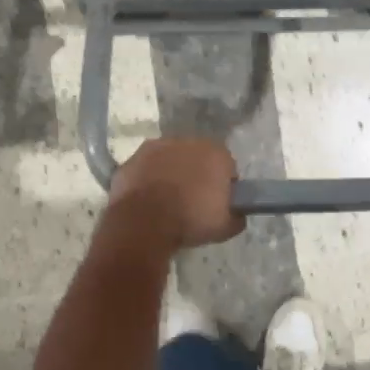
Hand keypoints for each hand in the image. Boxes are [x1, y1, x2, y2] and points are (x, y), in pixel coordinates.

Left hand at [107, 137, 243, 249]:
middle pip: (197, 158)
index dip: (223, 185)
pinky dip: (147, 181)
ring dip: (170, 175)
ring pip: (169, 160)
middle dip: (196, 175)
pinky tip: (146, 202)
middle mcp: (186, 142)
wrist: (143, 223)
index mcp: (215, 152)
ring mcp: (155, 148)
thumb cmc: (191, 220)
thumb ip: (237, 214)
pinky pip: (145, 170)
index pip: (226, 166)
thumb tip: (237, 213)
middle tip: (193, 203)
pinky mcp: (131, 159)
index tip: (217, 204)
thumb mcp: (227, 227)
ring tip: (167, 203)